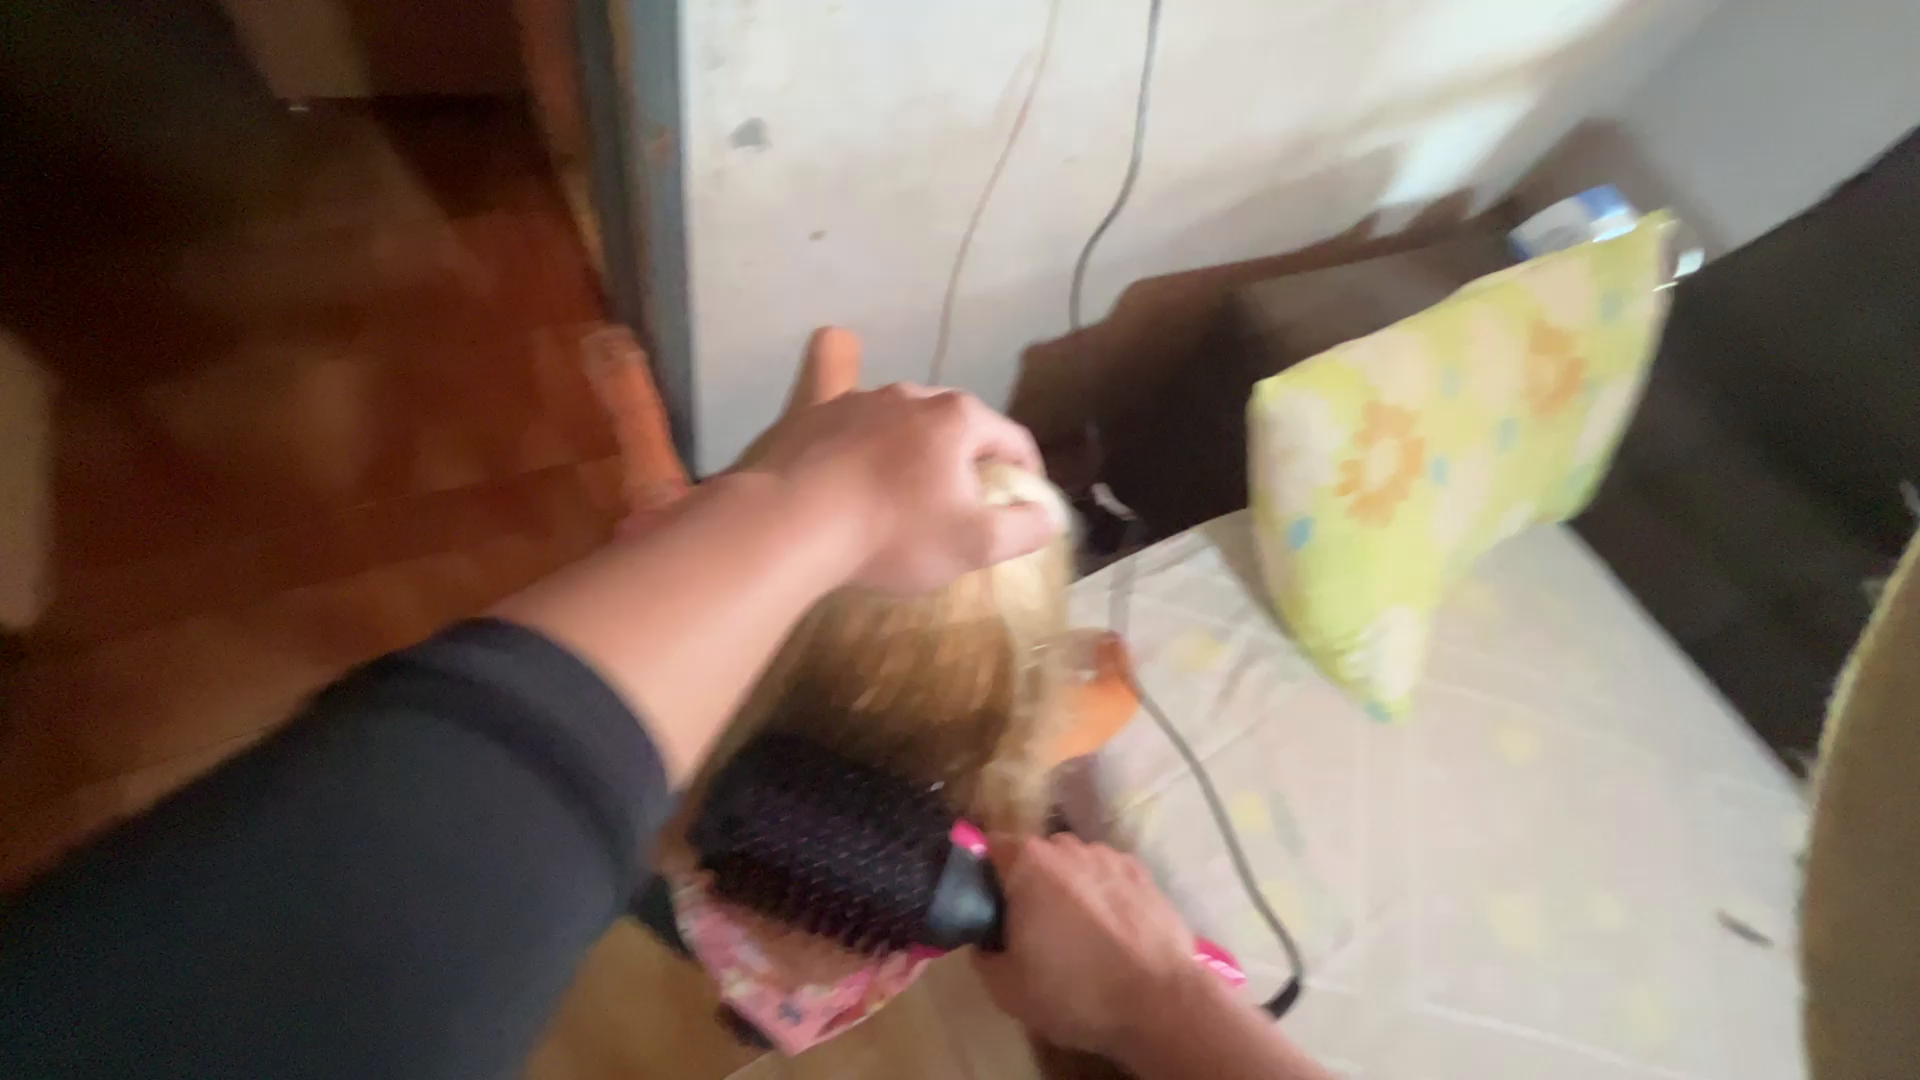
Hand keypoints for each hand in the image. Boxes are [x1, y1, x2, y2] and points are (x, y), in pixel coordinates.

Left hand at [744, 383, 1061, 593]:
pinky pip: (844, 407)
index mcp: (958, 418)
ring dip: (916, 443)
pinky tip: (849, 443)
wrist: (793, 523)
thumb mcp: (975, 544)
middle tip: (965, 498)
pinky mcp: (813, 414)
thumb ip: (1025, 528)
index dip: (1028, 471)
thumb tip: (1050, 517)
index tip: (1024, 501)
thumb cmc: (895, 532)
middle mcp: (911, 394)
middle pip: (957, 423)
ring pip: (903, 416)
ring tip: (908, 482)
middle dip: (969, 455)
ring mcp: (858, 399)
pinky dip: (858, 425)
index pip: (1012, 438)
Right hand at [972, 835, 1202, 1057]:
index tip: (991, 906)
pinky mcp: (1142, 872)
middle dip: (1030, 883)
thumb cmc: (1074, 990)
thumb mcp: (1007, 989)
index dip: (986, 874)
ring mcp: (1108, 854)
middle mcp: (1066, 846)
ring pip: (1075, 865)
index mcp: (1028, 862)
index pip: (991, 847)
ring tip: (1080, 933)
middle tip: (1033, 927)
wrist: (1159, 1002)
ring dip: (1070, 888)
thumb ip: (983, 957)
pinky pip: (1109, 877)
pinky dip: (1105, 895)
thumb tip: (984, 943)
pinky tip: (1113, 932)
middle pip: (1036, 856)